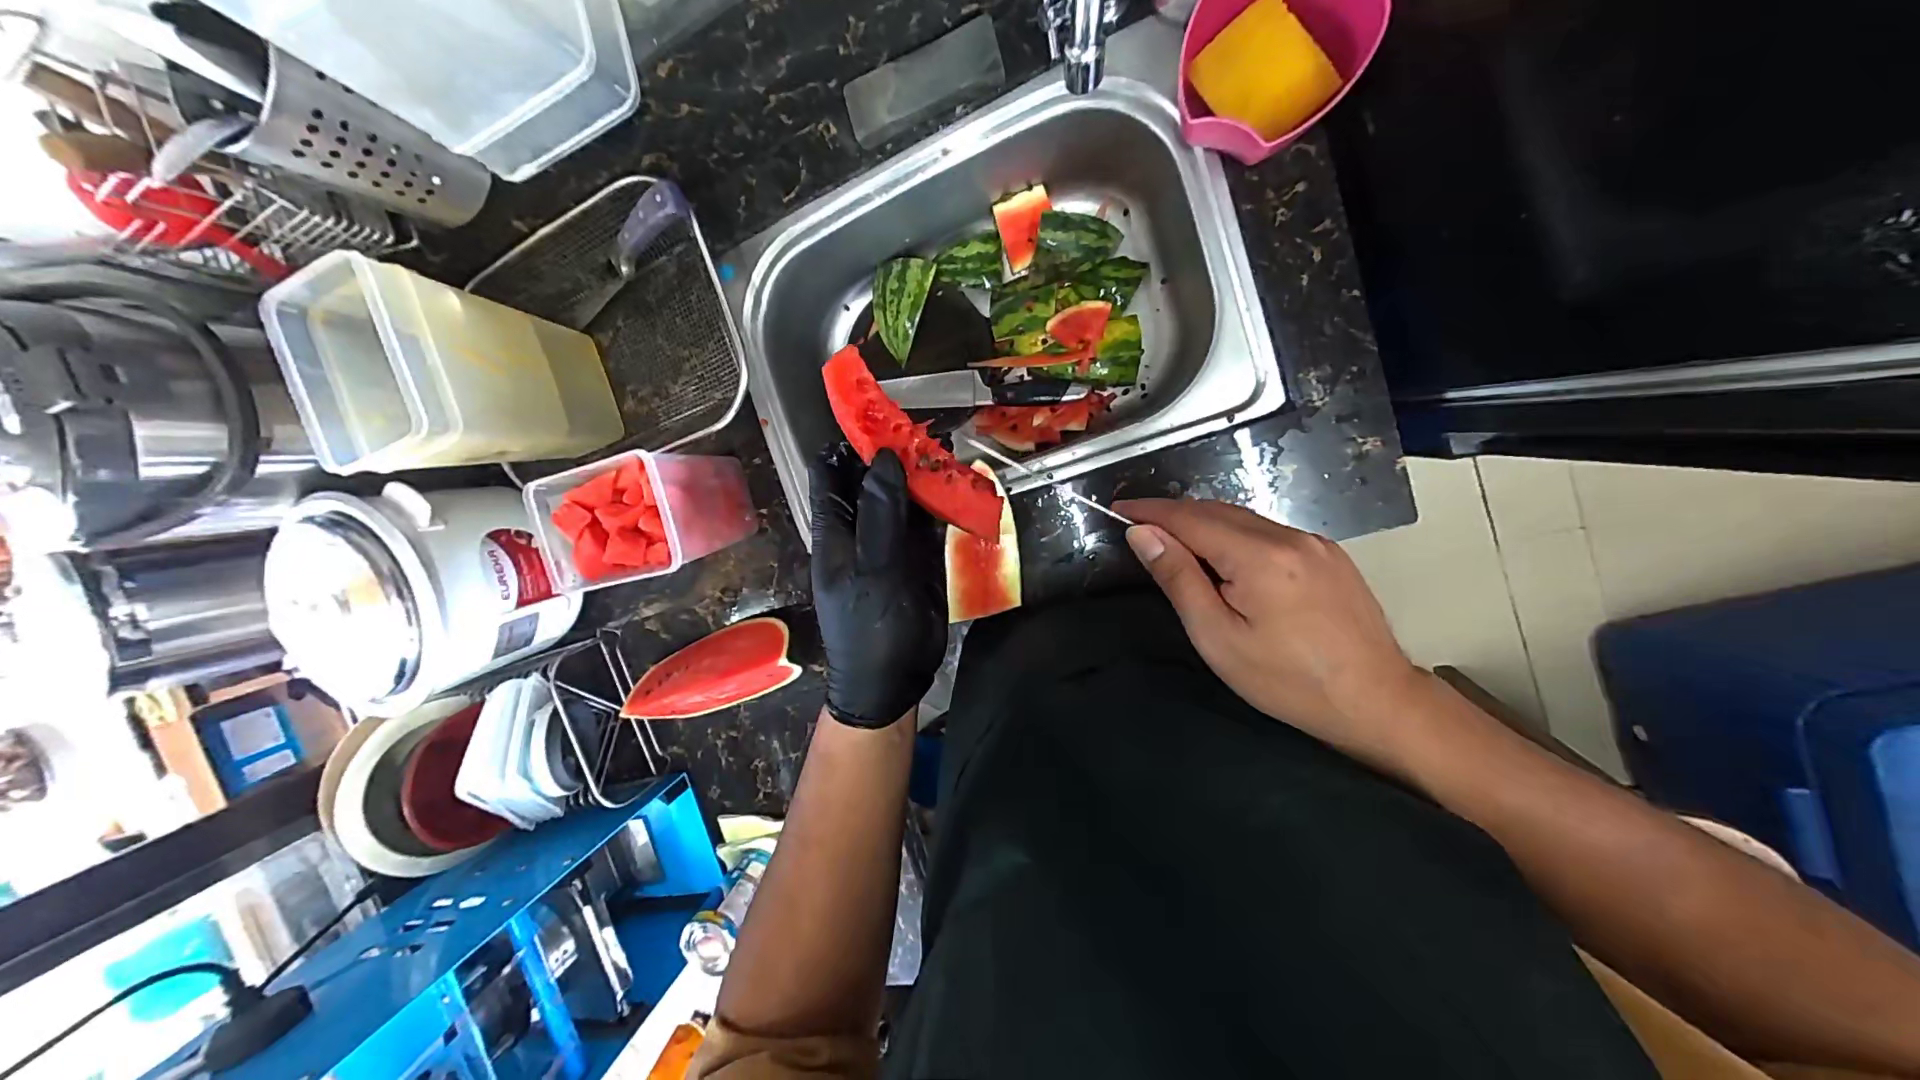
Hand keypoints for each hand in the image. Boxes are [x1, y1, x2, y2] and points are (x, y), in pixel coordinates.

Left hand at [810, 443, 946, 727]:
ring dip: (922, 473)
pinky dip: (941, 500)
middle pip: (872, 479)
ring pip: (904, 496)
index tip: (874, 414)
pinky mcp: (918, 557)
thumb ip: (880, 513)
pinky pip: (928, 520)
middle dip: (894, 452)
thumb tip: (882, 459)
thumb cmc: (872, 627)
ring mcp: (891, 542)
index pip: (832, 474)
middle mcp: (861, 529)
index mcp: (836, 530)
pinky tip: (959, 483)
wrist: (893, 679)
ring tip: (946, 444)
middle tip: (923, 425)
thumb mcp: (874, 569)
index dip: (847, 443)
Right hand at [1115, 498, 1427, 768]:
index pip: (1190, 518)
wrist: (1377, 702)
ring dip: (1203, 523)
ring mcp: (1315, 543)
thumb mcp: (1218, 637)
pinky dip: (1234, 534)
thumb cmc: (1287, 681)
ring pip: (1244, 519)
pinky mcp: (1329, 555)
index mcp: (1260, 557)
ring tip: (1173, 542)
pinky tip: (1223, 555)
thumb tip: (1143, 535)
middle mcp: (1290, 537)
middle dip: (1173, 514)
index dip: (1150, 511)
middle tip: (1138, 527)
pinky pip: (1268, 531)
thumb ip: (1178, 579)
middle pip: (1217, 510)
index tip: (1118, 509)